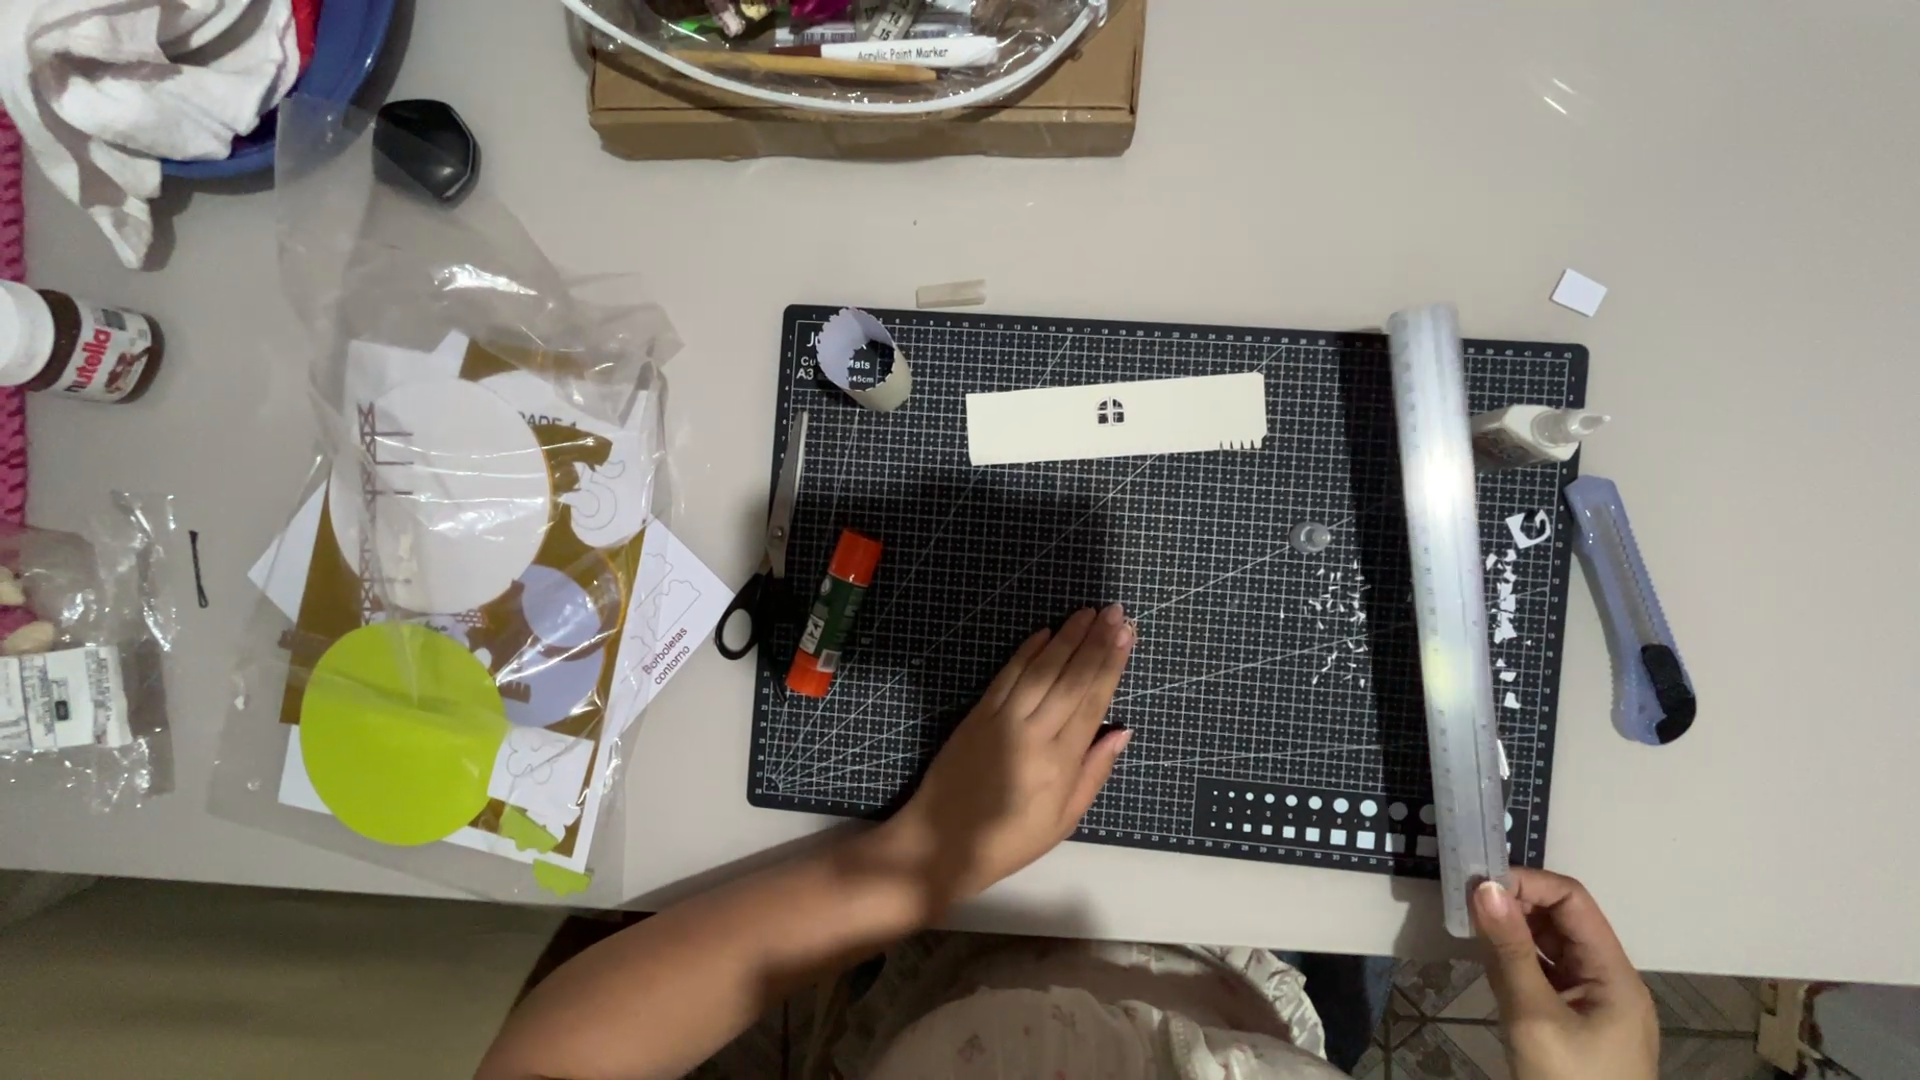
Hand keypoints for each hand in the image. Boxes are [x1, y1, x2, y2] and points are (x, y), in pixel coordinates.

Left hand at [879, 605, 1135, 905]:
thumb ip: (1093, 772)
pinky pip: (1007, 675)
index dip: (1111, 664)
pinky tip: (1045, 633)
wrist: (940, 842)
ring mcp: (1002, 719)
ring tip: (1087, 613)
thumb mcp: (1063, 820)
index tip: (1125, 635)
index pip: (1092, 701)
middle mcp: (1033, 733)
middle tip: (1115, 611)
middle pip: (1070, 677)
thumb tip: (1122, 730)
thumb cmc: (1009, 840)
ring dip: (1066, 637)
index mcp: (1060, 763)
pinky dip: (1027, 651)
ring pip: (1041, 669)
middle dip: (1095, 641)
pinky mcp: (977, 714)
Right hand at [1473, 868, 1658, 1079]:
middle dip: (1513, 903)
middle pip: (1561, 918)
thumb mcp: (1533, 1015)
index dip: (1527, 883)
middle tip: (1464, 904)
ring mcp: (1590, 999)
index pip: (1573, 901)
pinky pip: (1541, 968)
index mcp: (1614, 975)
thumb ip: (1509, 948)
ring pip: (1548, 942)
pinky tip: (1486, 959)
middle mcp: (1607, 978)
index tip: (1478, 885)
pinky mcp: (1571, 1016)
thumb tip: (1484, 885)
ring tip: (1469, 928)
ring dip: (1509, 929)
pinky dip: (1511, 956)